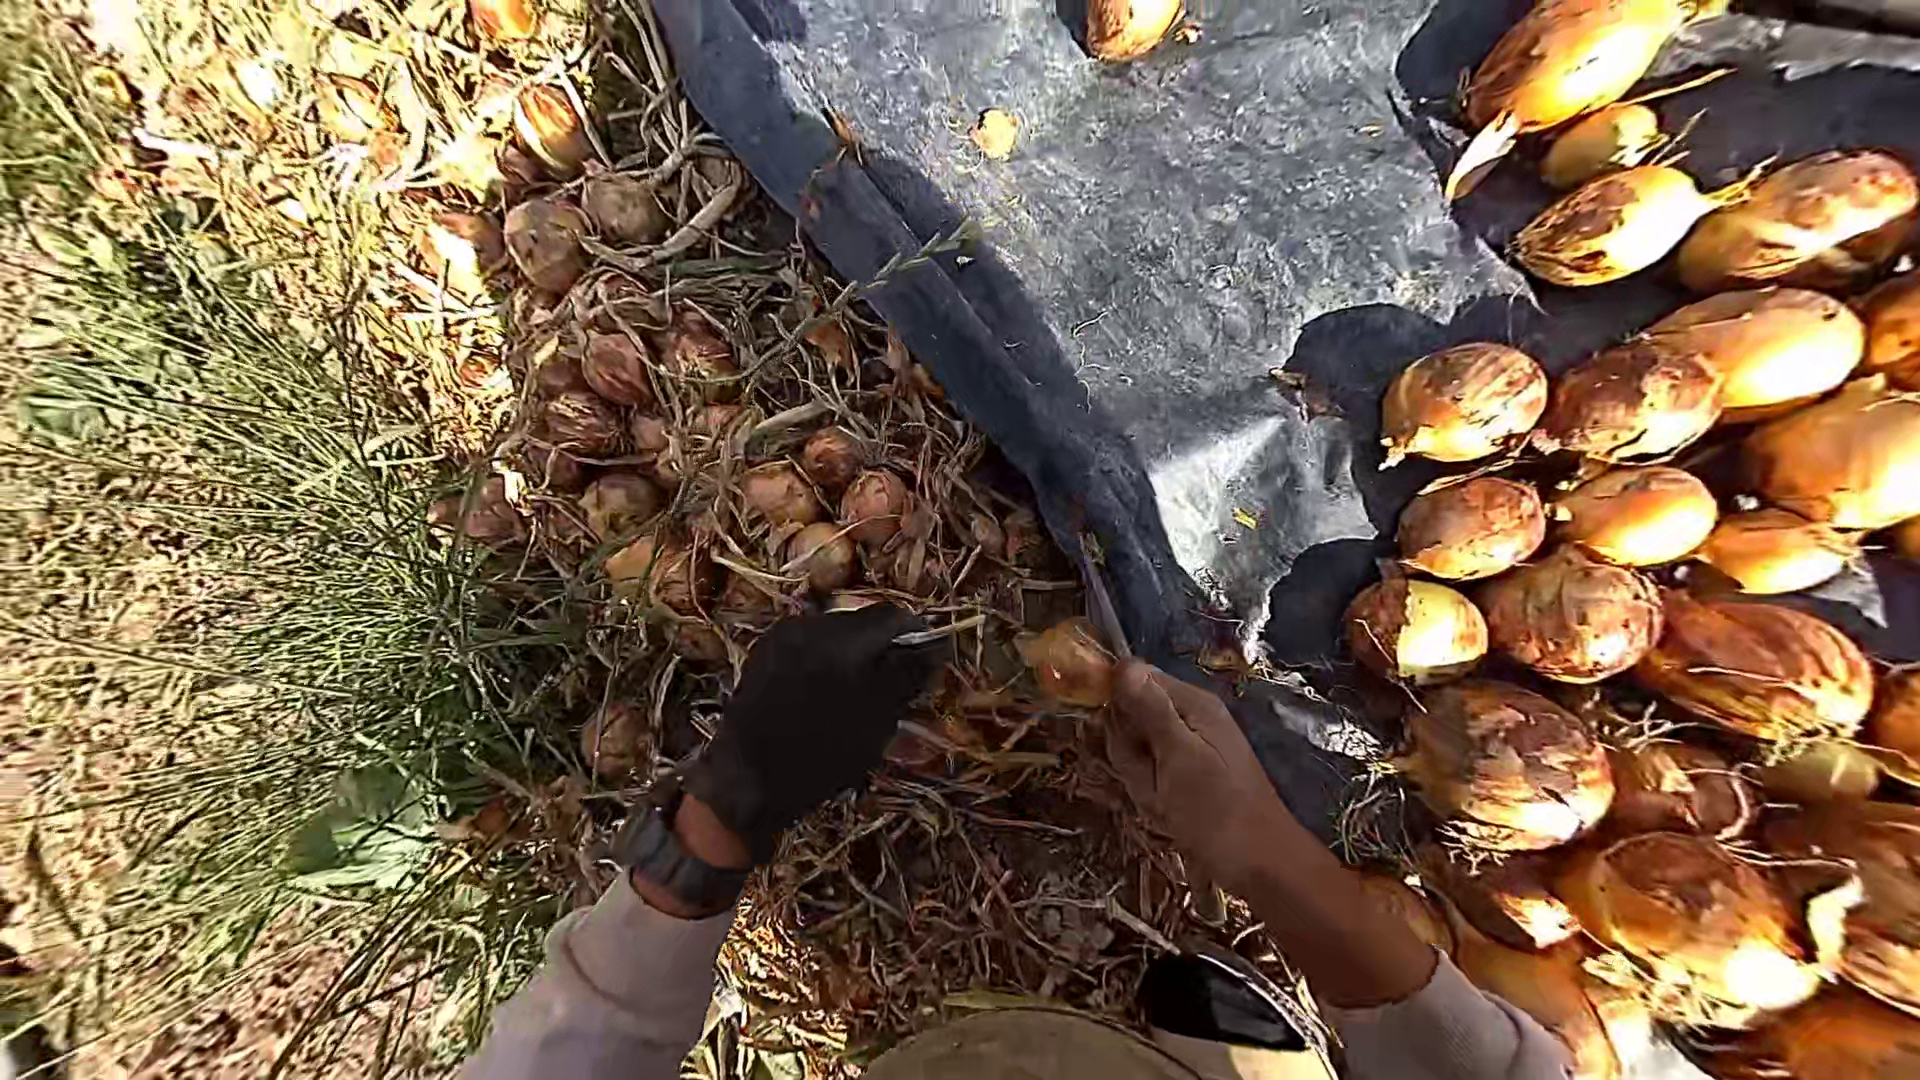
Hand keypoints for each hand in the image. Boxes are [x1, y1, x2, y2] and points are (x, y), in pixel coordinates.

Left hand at [683, 604, 940, 861]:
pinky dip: (828, 657)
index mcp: (842, 639)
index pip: (893, 615)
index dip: (915, 633)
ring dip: (856, 650)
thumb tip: (933, 645)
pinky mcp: (766, 651)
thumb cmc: (822, 755)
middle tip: (897, 676)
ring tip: (860, 686)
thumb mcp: (878, 718)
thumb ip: (907, 673)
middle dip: (884, 643)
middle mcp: (811, 624)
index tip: (926, 656)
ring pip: (837, 631)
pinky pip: (811, 643)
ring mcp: (784, 635)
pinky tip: (828, 689)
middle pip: (863, 620)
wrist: (747, 781)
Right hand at [1108, 660, 1437, 1007]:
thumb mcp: (1179, 757)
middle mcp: (1188, 714)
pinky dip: (1148, 788)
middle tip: (1150, 776)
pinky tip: (1165, 807)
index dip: (1119, 703)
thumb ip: (1150, 710)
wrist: (1263, 869)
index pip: (1134, 677)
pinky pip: (1147, 767)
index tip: (1125, 737)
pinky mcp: (1184, 769)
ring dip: (1137, 772)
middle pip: (1130, 711)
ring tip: (1161, 796)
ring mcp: (1187, 743)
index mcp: (1191, 702)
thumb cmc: (1220, 812)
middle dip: (1128, 746)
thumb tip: (1123, 664)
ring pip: (1134, 743)